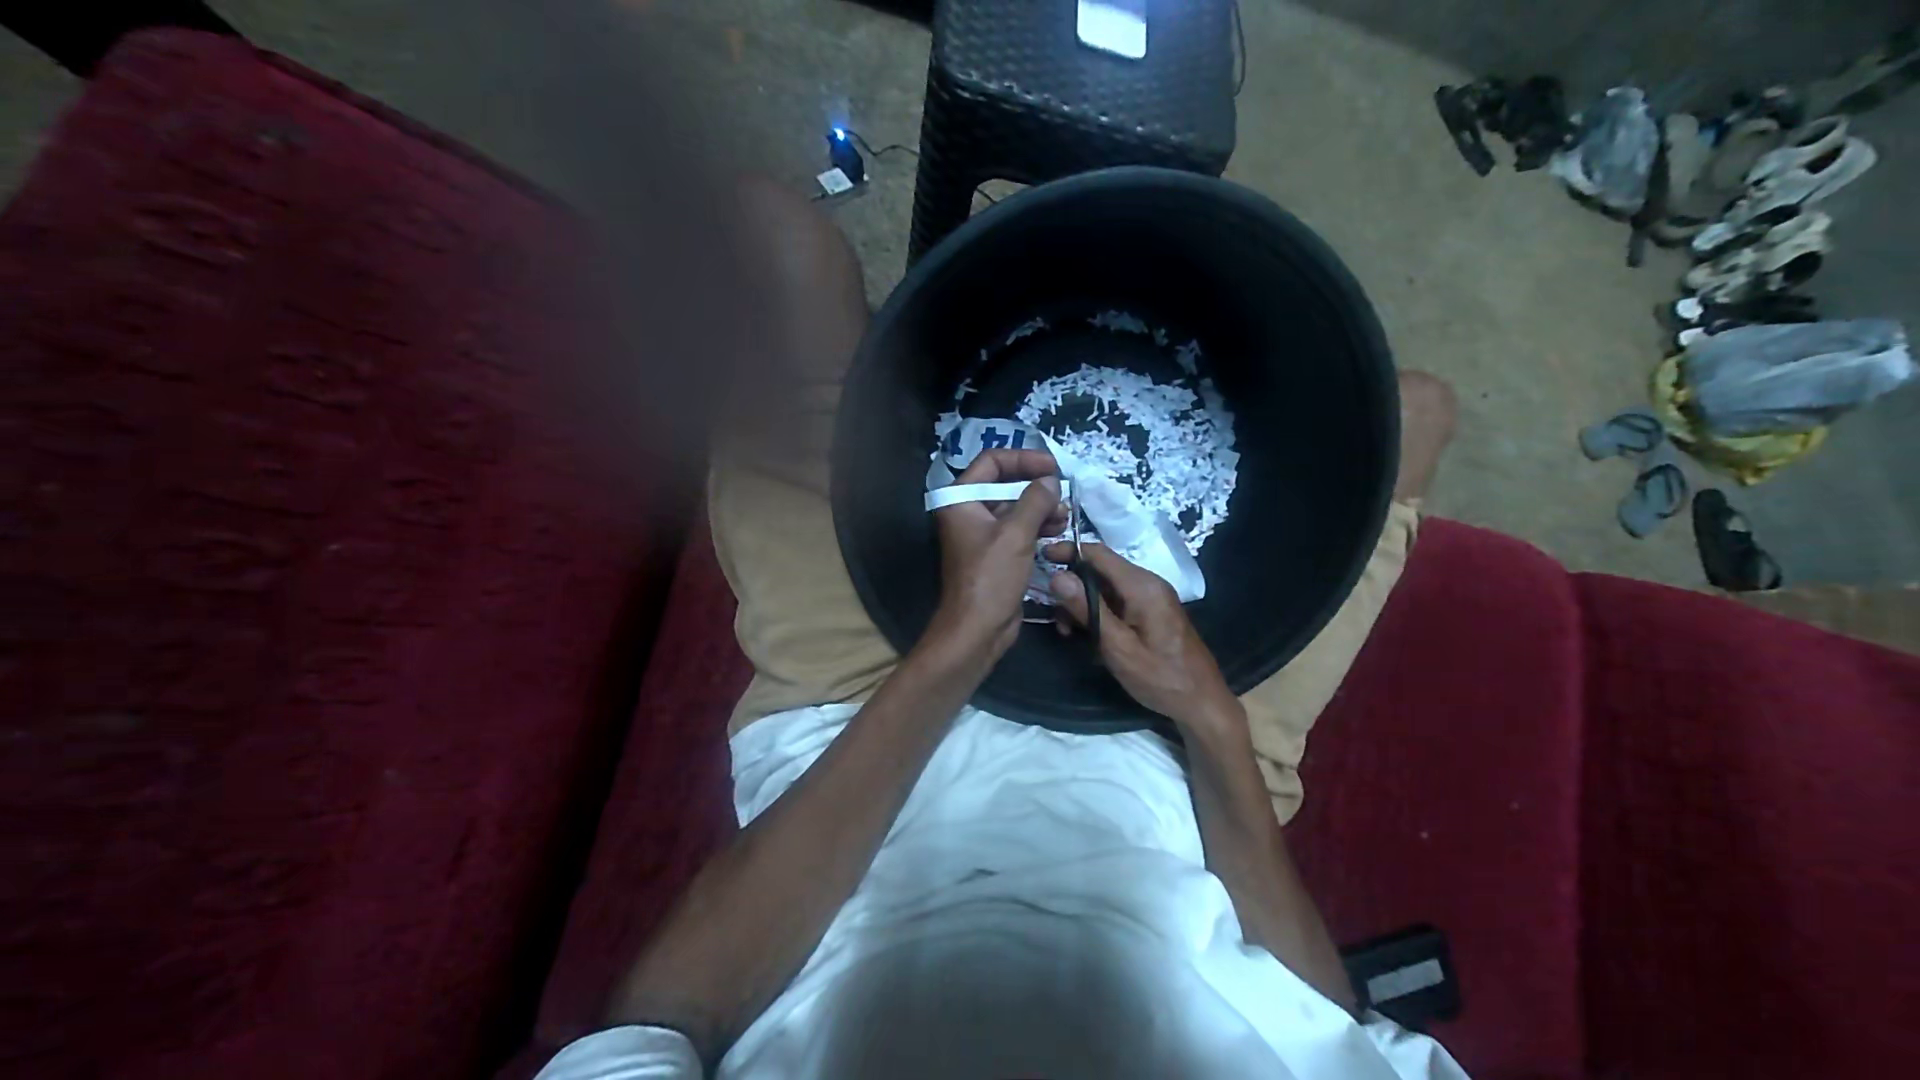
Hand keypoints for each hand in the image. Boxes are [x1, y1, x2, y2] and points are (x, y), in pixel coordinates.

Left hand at [928, 449, 1066, 662]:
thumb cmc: (990, 577)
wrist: (977, 628)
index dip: (1024, 459)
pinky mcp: (995, 552)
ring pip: (1015, 507)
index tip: (1053, 467)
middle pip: (1005, 484)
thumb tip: (1051, 480)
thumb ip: (1035, 500)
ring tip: (1064, 516)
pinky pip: (1018, 529)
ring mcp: (981, 533)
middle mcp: (967, 511)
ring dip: (1041, 508)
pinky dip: (1037, 526)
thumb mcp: (1016, 534)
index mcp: (960, 499)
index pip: (992, 462)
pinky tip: (1058, 530)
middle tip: (1063, 495)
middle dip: (1036, 487)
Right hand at [1044, 542, 1240, 731]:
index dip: (1068, 551)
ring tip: (1068, 633)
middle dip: (1072, 587)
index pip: (1098, 553)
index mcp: (1142, 586)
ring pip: (1105, 587)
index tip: (1041, 558)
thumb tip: (1057, 577)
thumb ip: (1087, 609)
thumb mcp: (1117, 646)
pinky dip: (1097, 613)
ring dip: (1082, 605)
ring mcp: (1151, 597)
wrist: (1201, 702)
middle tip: (1055, 617)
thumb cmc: (1160, 677)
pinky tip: (1089, 637)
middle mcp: (1147, 583)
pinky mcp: (1150, 611)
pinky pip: (1116, 601)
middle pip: (1100, 570)